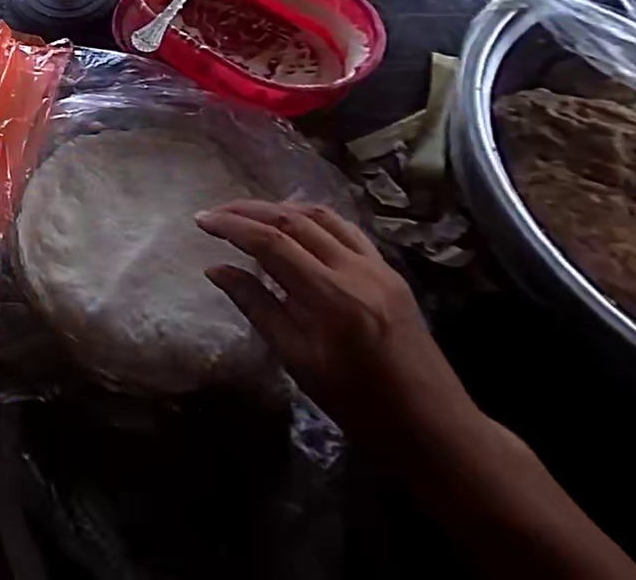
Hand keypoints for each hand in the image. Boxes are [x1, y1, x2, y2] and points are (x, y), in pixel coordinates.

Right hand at [197, 201, 475, 440]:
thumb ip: (256, 307)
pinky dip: (312, 218)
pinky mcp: (389, 270)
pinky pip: (346, 229)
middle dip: (248, 211)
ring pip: (320, 217)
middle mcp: (355, 270)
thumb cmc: (359, 406)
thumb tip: (215, 269)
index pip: (271, 244)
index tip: (201, 221)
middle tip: (215, 213)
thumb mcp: (298, 361)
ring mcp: (377, 266)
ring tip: (247, 214)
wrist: (433, 427)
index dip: (232, 227)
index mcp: (331, 298)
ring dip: (279, 208)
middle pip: (293, 221)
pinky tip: (294, 224)